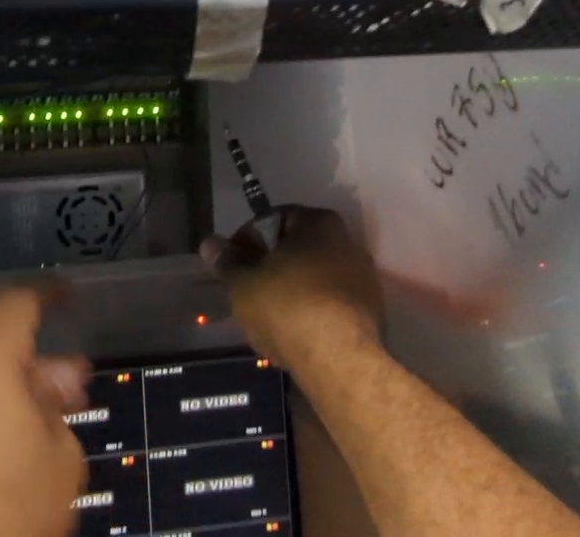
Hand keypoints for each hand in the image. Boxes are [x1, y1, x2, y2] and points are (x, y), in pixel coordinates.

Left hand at [0, 288, 91, 536]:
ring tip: (52, 424)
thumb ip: (57, 411)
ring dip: (16, 391)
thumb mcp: (62, 456)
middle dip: (39, 363)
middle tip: (74, 390)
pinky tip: (18, 447)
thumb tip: (44, 394)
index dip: (49, 296)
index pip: (19, 304)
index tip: (70, 297)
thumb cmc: (12, 505)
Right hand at [202, 206, 383, 371]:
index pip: (272, 219)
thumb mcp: (242, 283)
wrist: (339, 360)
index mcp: (318, 223)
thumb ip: (226, 261)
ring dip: (290, 289)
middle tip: (247, 288)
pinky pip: (330, 302)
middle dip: (270, 265)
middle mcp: (347, 241)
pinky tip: (294, 331)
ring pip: (314, 277)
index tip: (232, 264)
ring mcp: (363, 277)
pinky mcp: (370, 311)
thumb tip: (209, 243)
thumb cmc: (286, 306)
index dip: (246, 240)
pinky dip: (311, 310)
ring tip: (267, 315)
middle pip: (296, 248)